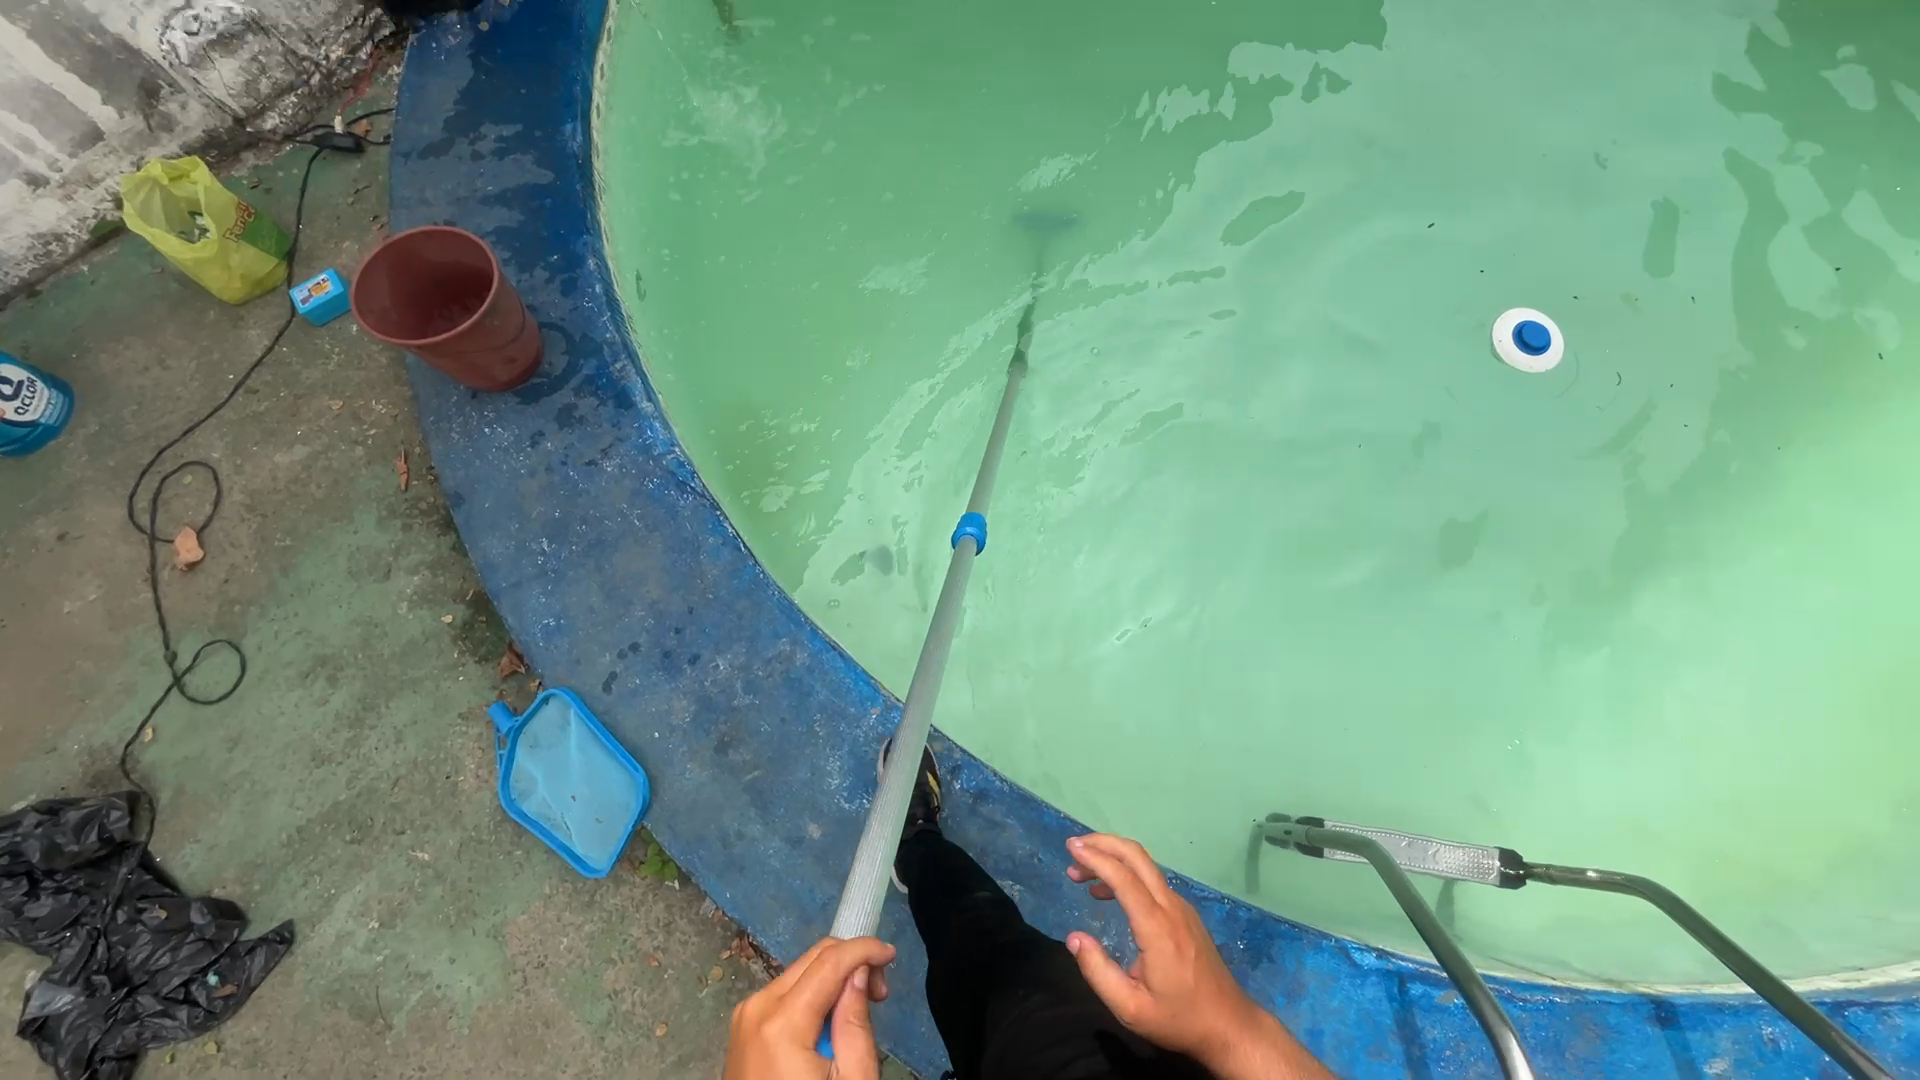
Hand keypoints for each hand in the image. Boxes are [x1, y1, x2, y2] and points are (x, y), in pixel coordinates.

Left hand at [723, 936, 895, 1079]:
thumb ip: (855, 1021)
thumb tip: (858, 971)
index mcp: (781, 1022)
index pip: (829, 961)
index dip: (864, 948)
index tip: (892, 954)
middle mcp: (757, 1008)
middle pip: (813, 959)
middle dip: (851, 962)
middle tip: (881, 993)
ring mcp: (745, 1018)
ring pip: (800, 972)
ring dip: (834, 978)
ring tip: (859, 1012)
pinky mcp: (743, 1029)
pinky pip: (785, 994)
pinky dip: (813, 995)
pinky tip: (831, 1022)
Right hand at [1065, 834, 1332, 1079]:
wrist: (1231, 1026)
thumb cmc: (1179, 1019)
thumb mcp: (1131, 1008)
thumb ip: (1098, 972)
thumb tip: (1073, 938)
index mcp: (1157, 927)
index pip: (1123, 877)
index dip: (1096, 858)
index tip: (1071, 847)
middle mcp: (1171, 907)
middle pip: (1137, 856)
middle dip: (1104, 844)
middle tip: (1074, 847)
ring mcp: (1181, 908)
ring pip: (1145, 866)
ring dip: (1113, 859)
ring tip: (1081, 874)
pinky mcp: (1185, 914)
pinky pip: (1152, 881)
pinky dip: (1126, 874)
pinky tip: (1108, 893)